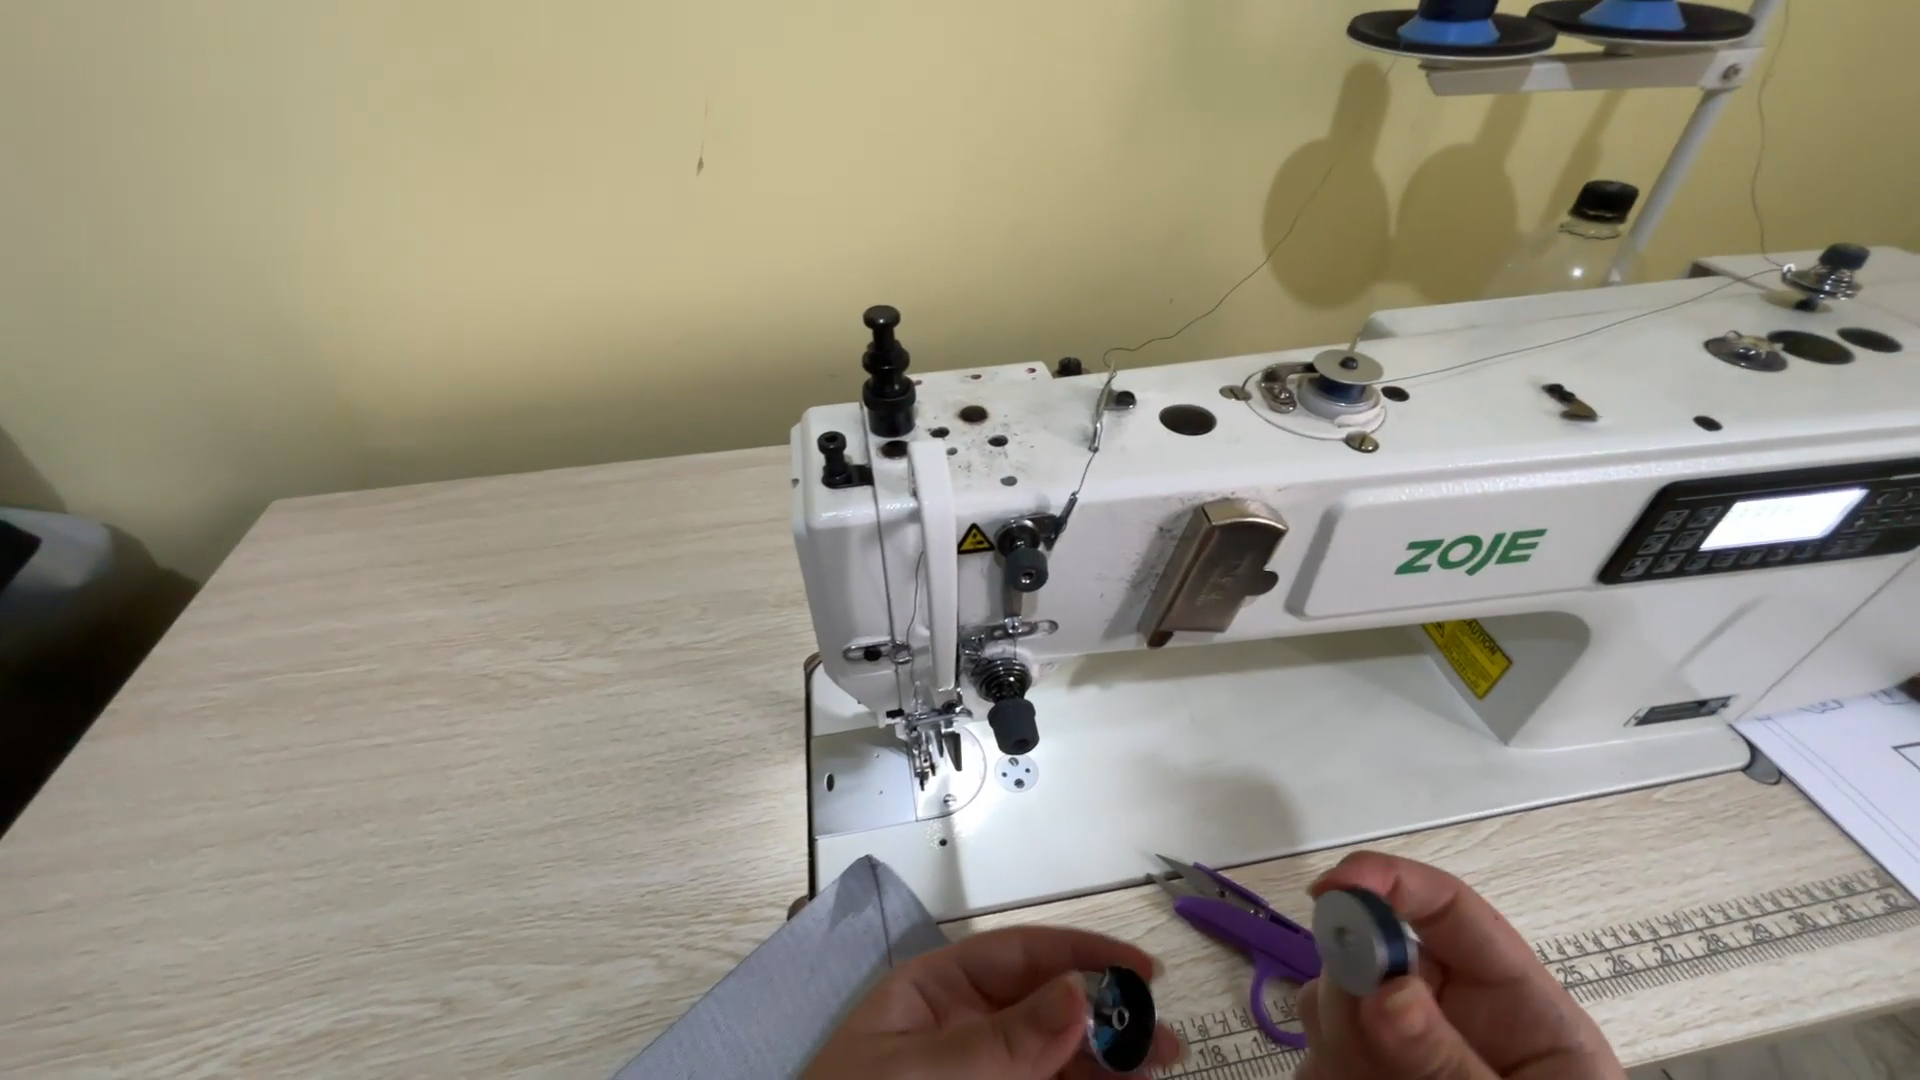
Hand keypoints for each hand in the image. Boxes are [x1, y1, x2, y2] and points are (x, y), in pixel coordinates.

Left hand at [801, 925, 1181, 1079]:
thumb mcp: (917, 1072)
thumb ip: (997, 1041)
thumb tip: (1076, 991)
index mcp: (935, 991)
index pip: (1017, 954)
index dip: (1078, 952)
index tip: (1138, 967)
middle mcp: (965, 1026)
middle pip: (1047, 1008)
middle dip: (1105, 1015)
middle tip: (1163, 1040)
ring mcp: (980, 1074)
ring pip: (1056, 1058)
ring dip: (1107, 1062)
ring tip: (1159, 1068)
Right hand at [1296, 852, 1624, 1079]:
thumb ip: (1451, 1064)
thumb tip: (1382, 986)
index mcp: (1518, 1012)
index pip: (1450, 909)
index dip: (1388, 881)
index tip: (1330, 891)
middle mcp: (1455, 1017)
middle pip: (1373, 952)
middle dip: (1351, 989)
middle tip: (1357, 1051)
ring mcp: (1404, 1048)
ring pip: (1333, 1001)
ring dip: (1336, 1049)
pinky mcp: (1365, 1077)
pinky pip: (1317, 1055)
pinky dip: (1326, 1077)